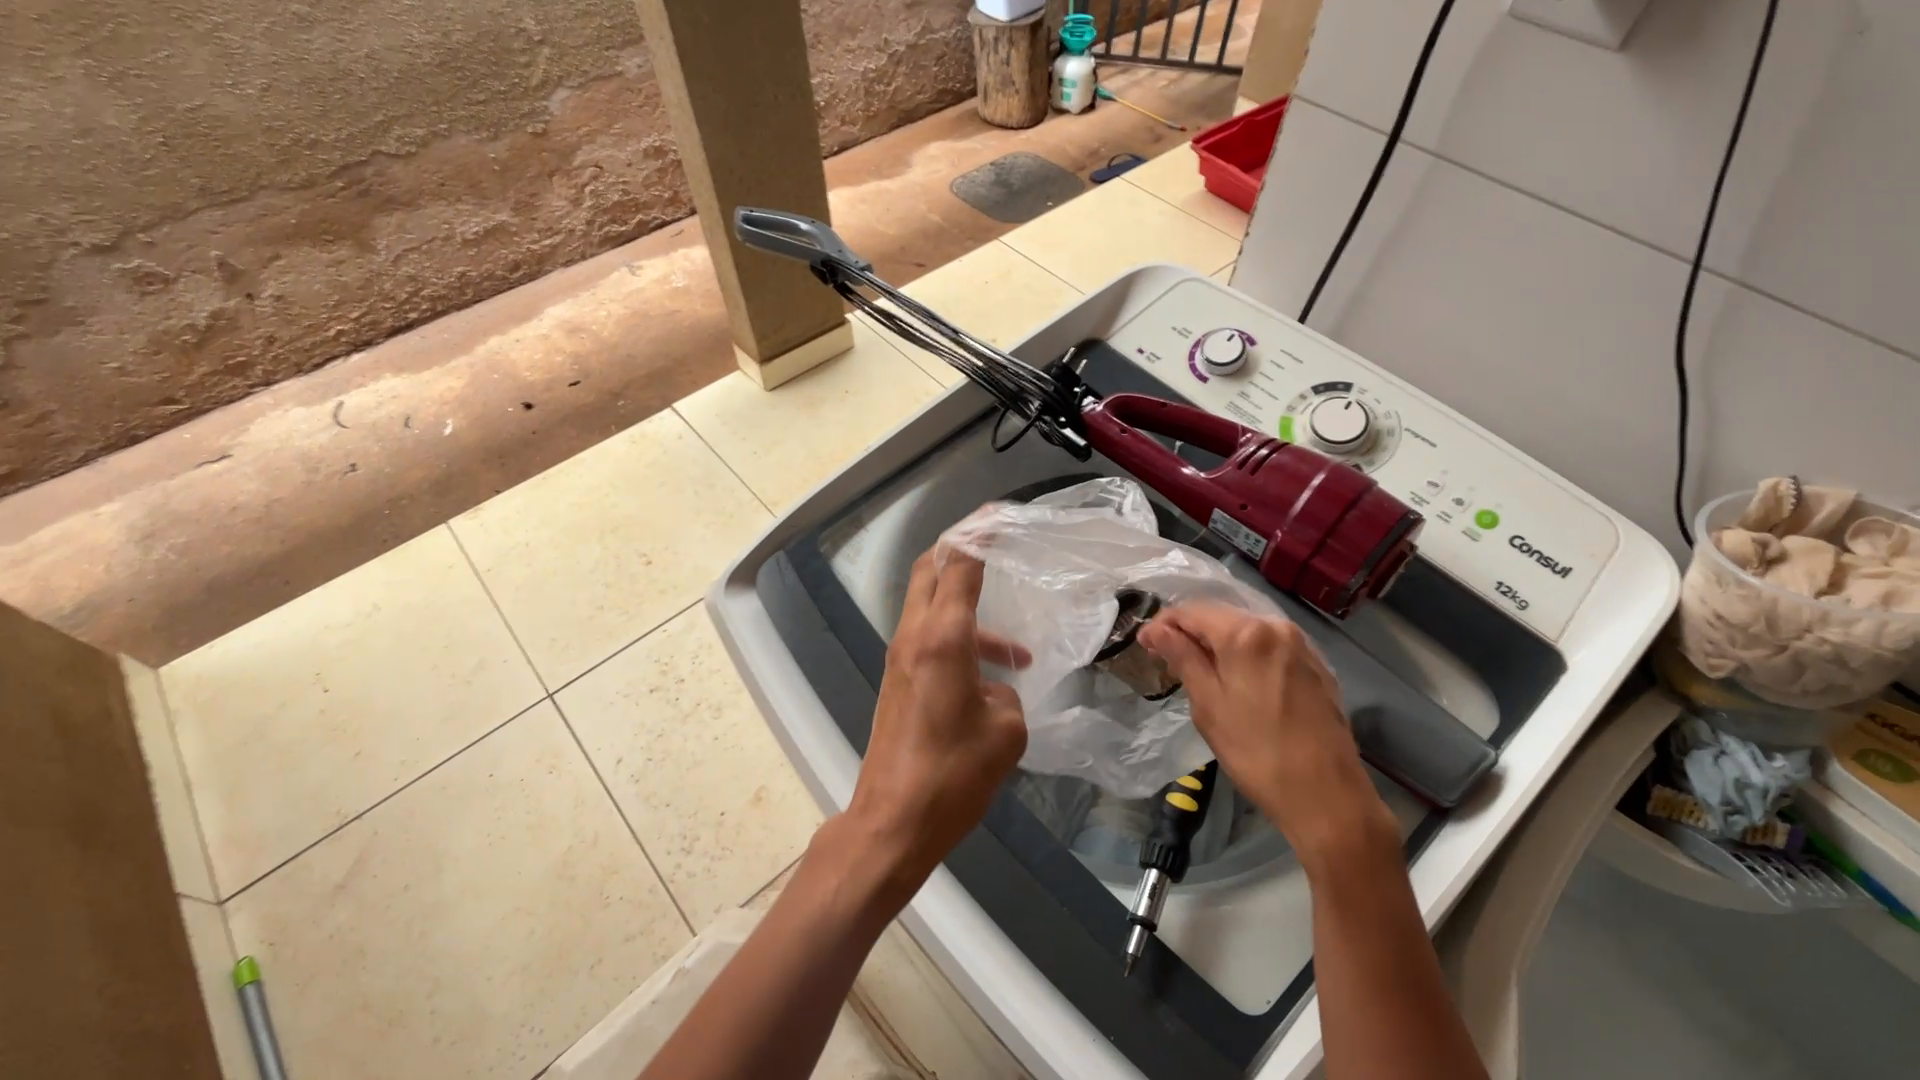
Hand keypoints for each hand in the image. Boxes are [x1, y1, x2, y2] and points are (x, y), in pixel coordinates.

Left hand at [841, 547, 1029, 904]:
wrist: (892, 822)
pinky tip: (992, 683)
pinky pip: (929, 640)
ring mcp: (900, 660)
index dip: (979, 534)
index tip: (1000, 516)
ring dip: (969, 610)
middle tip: (998, 546)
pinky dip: (960, 640)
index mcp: (942, 637)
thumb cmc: (953, 775)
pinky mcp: (898, 684)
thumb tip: (992, 688)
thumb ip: (1005, 694)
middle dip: (961, 551)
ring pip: (930, 607)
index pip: (958, 563)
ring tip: (1017, 649)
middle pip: (930, 571)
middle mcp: (914, 638)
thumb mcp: (1005, 732)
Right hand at [1138, 604, 1393, 860]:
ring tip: (1200, 671)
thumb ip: (1182, 658)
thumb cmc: (1256, 752)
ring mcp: (1303, 646)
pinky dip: (1247, 656)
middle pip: (1222, 616)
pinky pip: (1271, 648)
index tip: (1144, 645)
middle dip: (1191, 633)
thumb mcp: (1208, 705)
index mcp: (1246, 633)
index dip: (1163, 624)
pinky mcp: (1318, 667)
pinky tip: (1239, 682)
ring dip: (1220, 644)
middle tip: (1167, 659)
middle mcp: (1278, 627)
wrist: (1327, 794)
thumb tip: (1157, 630)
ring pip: (1248, 631)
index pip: (1193, 611)